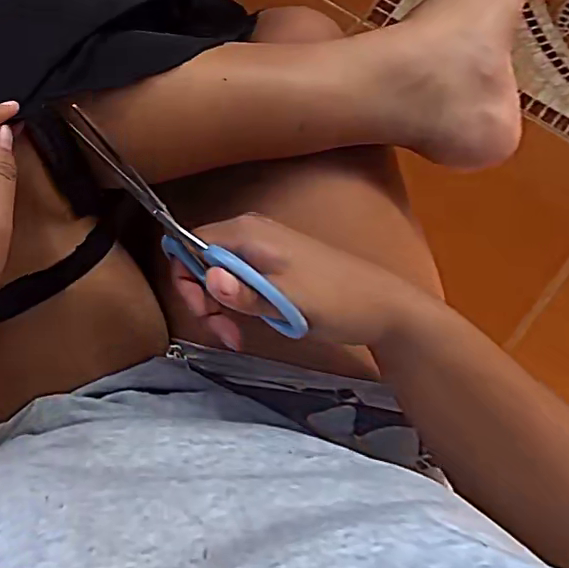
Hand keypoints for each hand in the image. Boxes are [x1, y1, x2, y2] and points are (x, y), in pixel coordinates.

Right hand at [167, 213, 438, 350]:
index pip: (188, 243)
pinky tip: (251, 324)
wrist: (382, 305)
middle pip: (200, 260)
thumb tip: (208, 278)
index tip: (205, 312)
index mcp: (246, 232)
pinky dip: (237, 303)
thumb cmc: (335, 300)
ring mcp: (262, 246)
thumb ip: (243, 292)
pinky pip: (238, 278)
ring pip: (218, 273)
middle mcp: (248, 232)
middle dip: (204, 299)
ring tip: (238, 335)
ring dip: (220, 307)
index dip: (186, 280)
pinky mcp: (273, 262)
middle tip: (224, 332)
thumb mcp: (285, 303)